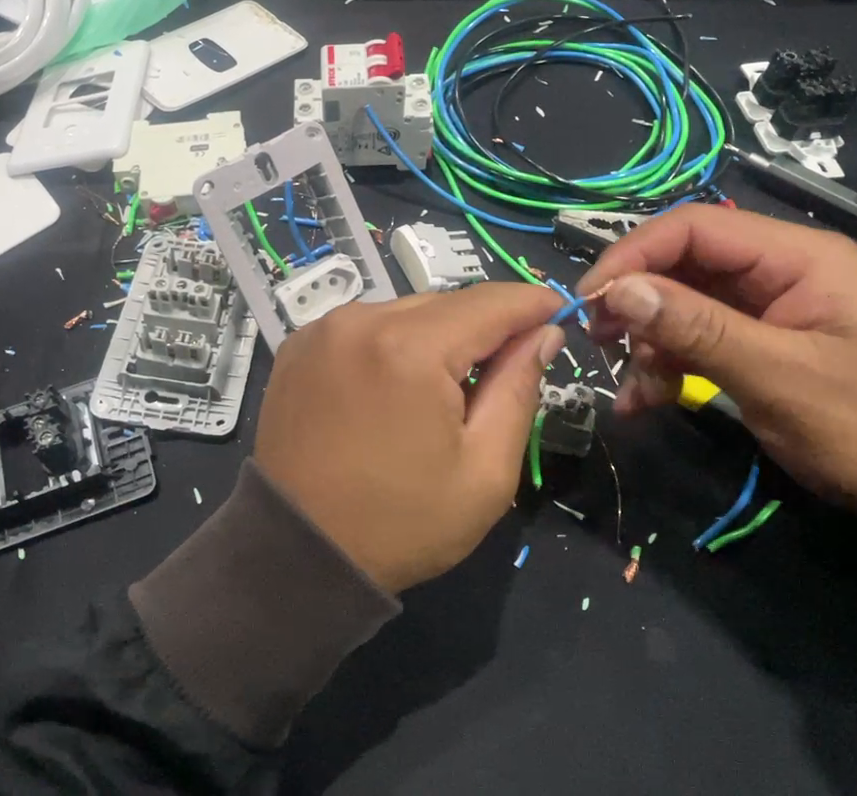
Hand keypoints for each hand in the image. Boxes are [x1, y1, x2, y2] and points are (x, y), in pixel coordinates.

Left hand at [255, 284, 565, 592]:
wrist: (296, 552)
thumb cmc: (400, 524)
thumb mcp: (484, 471)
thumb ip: (518, 389)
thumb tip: (542, 333)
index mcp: (409, 348)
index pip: (489, 304)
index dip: (531, 305)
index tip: (560, 314)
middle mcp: (359, 321)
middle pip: (444, 304)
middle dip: (484, 327)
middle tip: (508, 369)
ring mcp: (321, 331)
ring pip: (403, 312)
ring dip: (436, 336)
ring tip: (447, 390)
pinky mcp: (297, 347)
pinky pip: (364, 328)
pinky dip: (392, 344)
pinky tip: (396, 387)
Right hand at [576, 205, 856, 514]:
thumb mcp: (781, 378)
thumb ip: (697, 328)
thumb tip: (618, 290)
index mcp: (796, 257)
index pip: (693, 228)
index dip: (633, 255)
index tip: (589, 299)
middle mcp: (777, 271)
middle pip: (680, 264)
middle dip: (635, 302)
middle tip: (599, 343)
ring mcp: (766, 308)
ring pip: (679, 305)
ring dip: (647, 344)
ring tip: (635, 392)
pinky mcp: (757, 343)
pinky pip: (693, 339)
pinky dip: (664, 366)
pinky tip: (645, 402)